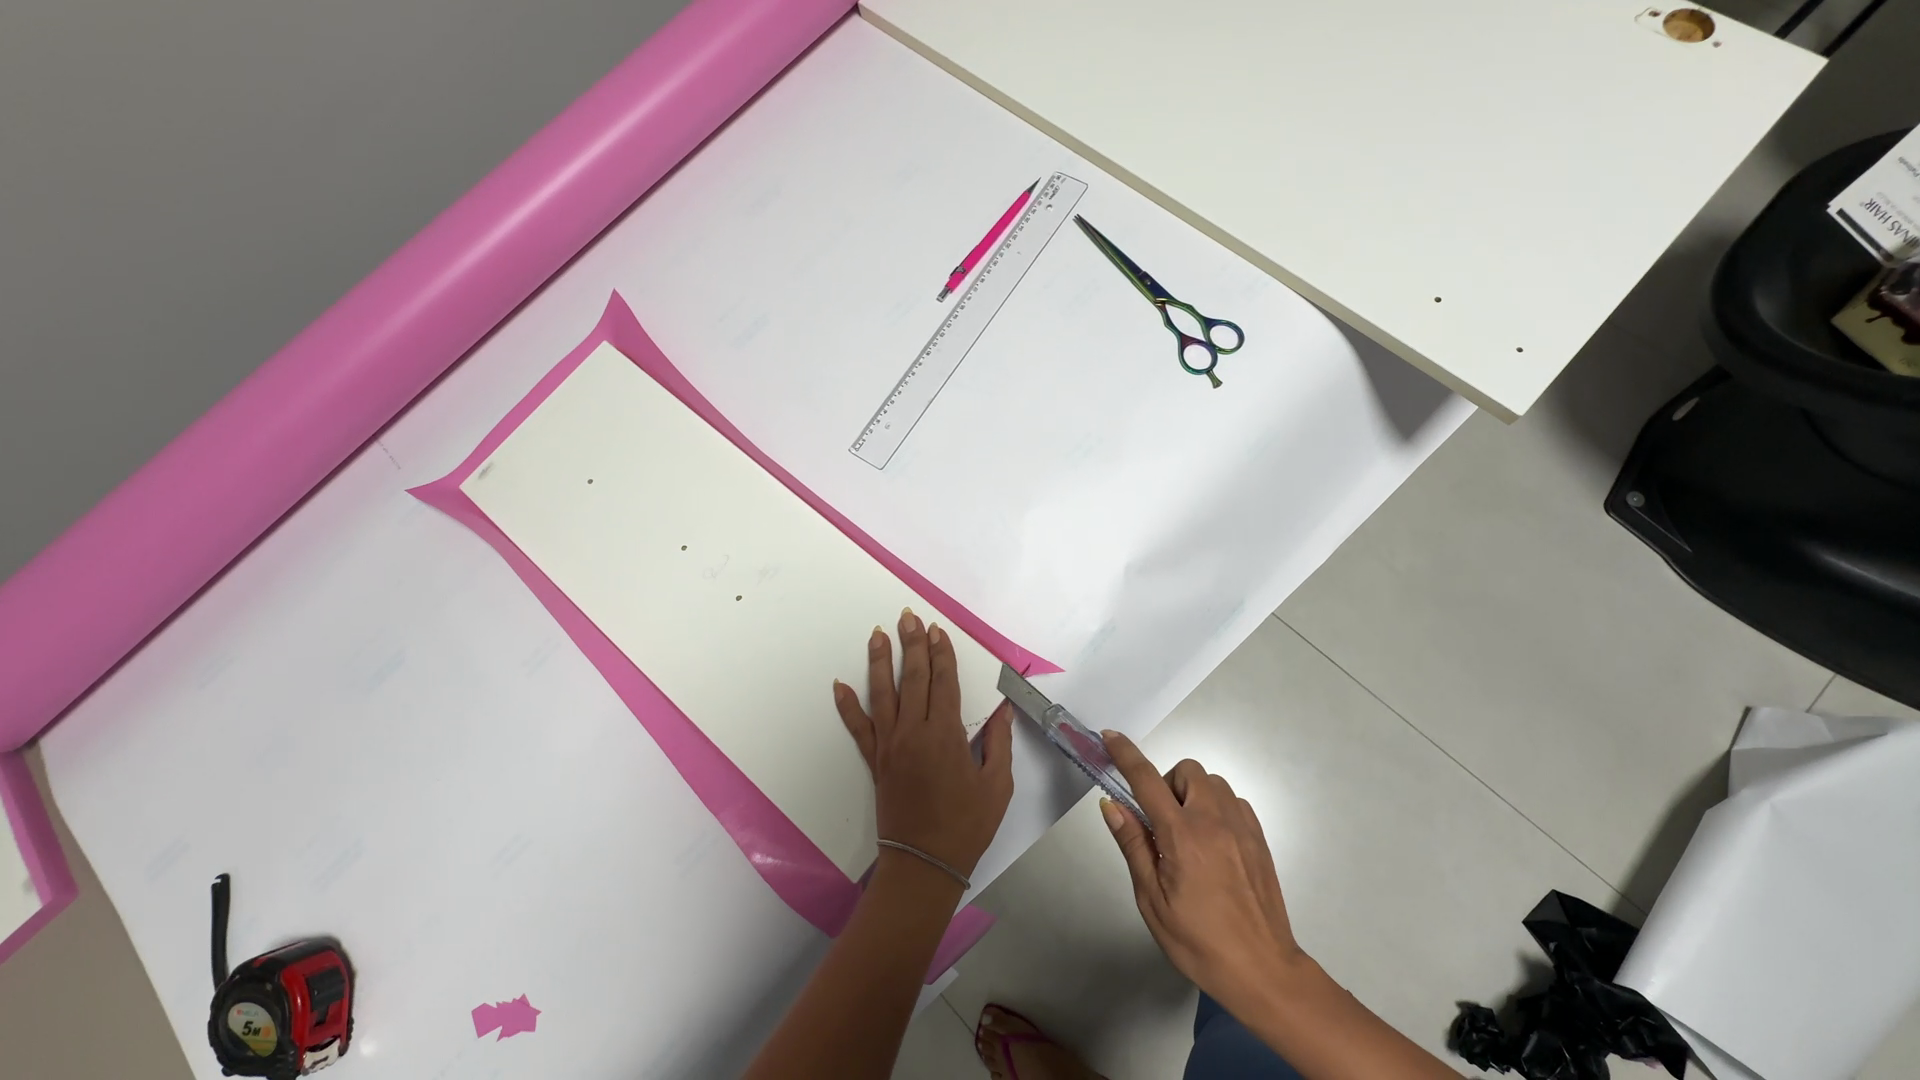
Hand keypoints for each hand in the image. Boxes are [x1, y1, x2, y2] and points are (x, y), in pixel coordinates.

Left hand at [833, 609, 1013, 877]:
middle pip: (913, 678)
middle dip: (912, 644)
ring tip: (878, 633)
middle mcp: (914, 732)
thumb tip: (1004, 710)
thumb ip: (999, 743)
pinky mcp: (875, 760)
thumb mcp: (997, 786)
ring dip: (880, 661)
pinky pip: (858, 727)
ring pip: (883, 694)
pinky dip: (847, 706)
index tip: (938, 629)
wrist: (924, 862)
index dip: (942, 653)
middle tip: (909, 616)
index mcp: (946, 735)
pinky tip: (839, 685)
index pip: (944, 682)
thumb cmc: (967, 825)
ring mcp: (890, 745)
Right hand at [1100, 731, 1305, 1011]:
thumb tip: (1113, 806)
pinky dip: (1216, 808)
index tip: (1111, 737)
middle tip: (1159, 823)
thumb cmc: (1198, 941)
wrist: (1262, 970)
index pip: (1146, 780)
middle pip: (1187, 771)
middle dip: (1167, 784)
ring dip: (1193, 794)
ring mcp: (1242, 827)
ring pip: (1213, 783)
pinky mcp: (1259, 839)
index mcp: (1182, 835)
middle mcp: (1214, 821)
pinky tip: (1211, 844)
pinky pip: (1234, 802)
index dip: (1126, 755)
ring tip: (1186, 835)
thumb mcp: (1152, 899)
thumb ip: (1134, 846)